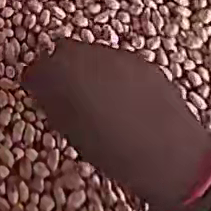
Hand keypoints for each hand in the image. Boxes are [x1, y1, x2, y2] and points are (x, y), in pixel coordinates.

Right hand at [24, 41, 210, 210]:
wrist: (174, 158)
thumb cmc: (114, 153)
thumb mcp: (72, 132)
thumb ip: (53, 102)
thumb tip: (43, 89)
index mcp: (62, 72)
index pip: (36, 68)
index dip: (37, 81)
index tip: (38, 93)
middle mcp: (87, 54)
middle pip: (63, 52)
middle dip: (60, 69)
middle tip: (64, 94)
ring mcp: (117, 55)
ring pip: (91, 55)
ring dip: (87, 70)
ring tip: (94, 99)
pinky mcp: (141, 62)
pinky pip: (116, 63)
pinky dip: (111, 75)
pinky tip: (121, 100)